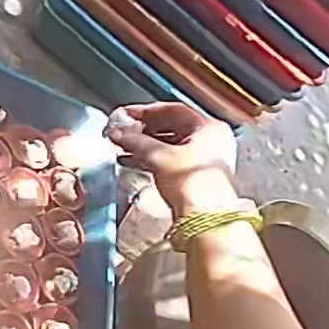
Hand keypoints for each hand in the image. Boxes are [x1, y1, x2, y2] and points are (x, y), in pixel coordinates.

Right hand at [104, 102, 240, 216]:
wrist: (204, 218)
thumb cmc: (195, 186)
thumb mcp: (160, 157)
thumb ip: (135, 142)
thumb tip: (118, 132)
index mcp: (209, 129)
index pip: (172, 110)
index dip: (145, 111)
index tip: (125, 115)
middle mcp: (210, 141)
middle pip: (170, 127)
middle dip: (143, 129)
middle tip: (122, 130)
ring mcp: (203, 159)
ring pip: (168, 144)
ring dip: (144, 145)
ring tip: (123, 145)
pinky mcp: (193, 175)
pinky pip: (168, 159)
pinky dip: (150, 158)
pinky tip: (133, 160)